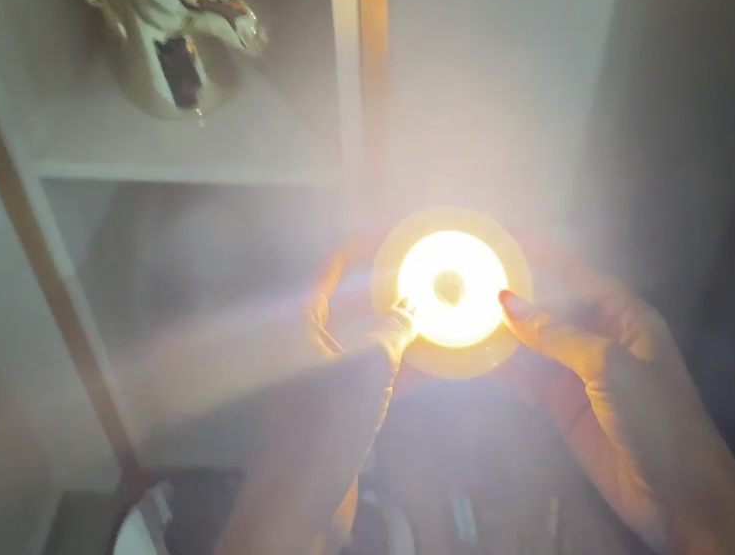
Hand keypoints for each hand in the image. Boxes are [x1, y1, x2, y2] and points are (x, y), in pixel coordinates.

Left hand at [216, 241, 416, 554]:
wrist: (298, 502)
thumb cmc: (325, 422)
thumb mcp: (368, 366)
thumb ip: (393, 329)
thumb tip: (413, 305)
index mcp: (300, 320)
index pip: (332, 265)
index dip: (363, 243)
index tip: (393, 231)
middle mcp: (305, 341)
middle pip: (350, 301)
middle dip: (388, 287)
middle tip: (424, 273)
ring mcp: (319, 375)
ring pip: (364, 339)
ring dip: (398, 328)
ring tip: (436, 311)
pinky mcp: (333, 408)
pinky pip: (368, 374)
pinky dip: (397, 365)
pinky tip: (432, 361)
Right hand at [497, 245, 734, 554]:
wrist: (682, 499)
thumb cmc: (658, 418)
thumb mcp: (610, 366)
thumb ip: (557, 334)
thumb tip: (506, 301)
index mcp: (625, 316)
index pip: (577, 272)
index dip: (543, 252)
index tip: (506, 234)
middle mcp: (601, 336)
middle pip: (551, 304)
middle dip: (516, 293)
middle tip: (471, 277)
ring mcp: (580, 372)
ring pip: (534, 341)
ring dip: (503, 330)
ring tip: (462, 313)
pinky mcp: (564, 405)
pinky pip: (528, 377)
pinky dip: (503, 368)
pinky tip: (473, 359)